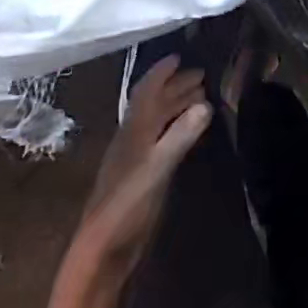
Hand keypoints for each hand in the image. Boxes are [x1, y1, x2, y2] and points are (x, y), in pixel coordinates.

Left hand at [70, 56, 211, 279]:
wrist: (101, 251)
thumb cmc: (126, 206)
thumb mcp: (157, 169)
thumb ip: (180, 136)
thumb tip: (205, 103)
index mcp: (133, 131)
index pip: (147, 92)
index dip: (161, 73)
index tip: (178, 56)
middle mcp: (132, 139)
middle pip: (154, 104)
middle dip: (175, 87)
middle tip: (200, 75)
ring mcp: (135, 159)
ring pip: (157, 121)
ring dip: (175, 106)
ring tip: (199, 97)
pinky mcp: (141, 177)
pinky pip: (160, 139)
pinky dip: (174, 128)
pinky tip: (185, 134)